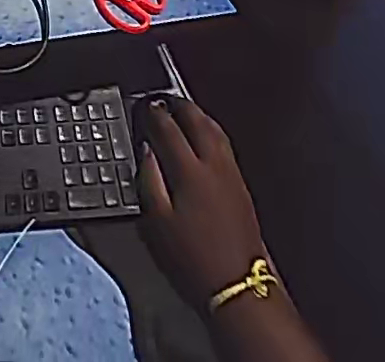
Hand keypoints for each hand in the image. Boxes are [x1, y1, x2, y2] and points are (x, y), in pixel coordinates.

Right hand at [136, 98, 266, 303]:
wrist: (238, 286)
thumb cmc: (192, 257)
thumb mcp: (156, 221)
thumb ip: (148, 179)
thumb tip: (145, 150)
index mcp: (189, 172)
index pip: (168, 128)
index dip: (152, 113)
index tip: (142, 106)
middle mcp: (213, 166)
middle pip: (197, 120)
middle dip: (177, 104)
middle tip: (162, 98)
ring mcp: (231, 174)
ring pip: (215, 129)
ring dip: (197, 113)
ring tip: (182, 107)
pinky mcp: (241, 185)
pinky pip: (224, 143)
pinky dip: (210, 128)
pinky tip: (204, 132)